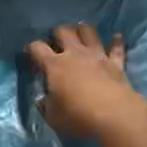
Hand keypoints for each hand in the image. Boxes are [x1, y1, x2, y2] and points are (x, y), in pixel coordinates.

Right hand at [26, 23, 146, 139]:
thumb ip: (46, 106)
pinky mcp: (116, 63)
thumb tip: (42, 101)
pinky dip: (116, 42)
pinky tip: (116, 37)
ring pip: (89, 32)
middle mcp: (75, 54)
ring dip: (83, 30)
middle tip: (57, 40)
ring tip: (81, 33)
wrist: (113, 114)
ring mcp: (97, 56)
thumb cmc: (77, 116)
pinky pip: (117, 48)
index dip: (32, 48)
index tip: (29, 51)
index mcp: (55, 66)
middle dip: (58, 33)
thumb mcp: (52, 116)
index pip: (38, 48)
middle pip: (64, 32)